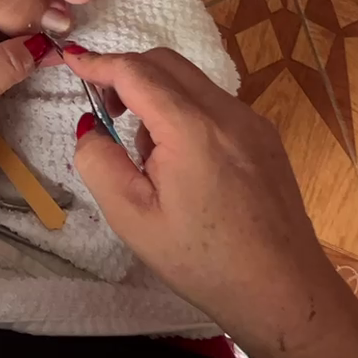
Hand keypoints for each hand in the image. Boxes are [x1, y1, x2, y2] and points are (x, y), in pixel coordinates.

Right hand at [67, 48, 347, 353]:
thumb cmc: (203, 261)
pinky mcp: (264, 137)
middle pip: (163, 62)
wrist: (288, 297)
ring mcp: (251, 122)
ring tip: (144, 150)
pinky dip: (180, 107)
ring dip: (153, 91)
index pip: (134, 71)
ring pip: (188, 79)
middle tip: (103, 108)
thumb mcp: (130, 216)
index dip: (97, 61)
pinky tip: (179, 158)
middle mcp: (226, 113)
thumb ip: (97, 160)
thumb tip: (92, 126)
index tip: (69, 59)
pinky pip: (210, 101)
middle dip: (125, 71)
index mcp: (191, 129)